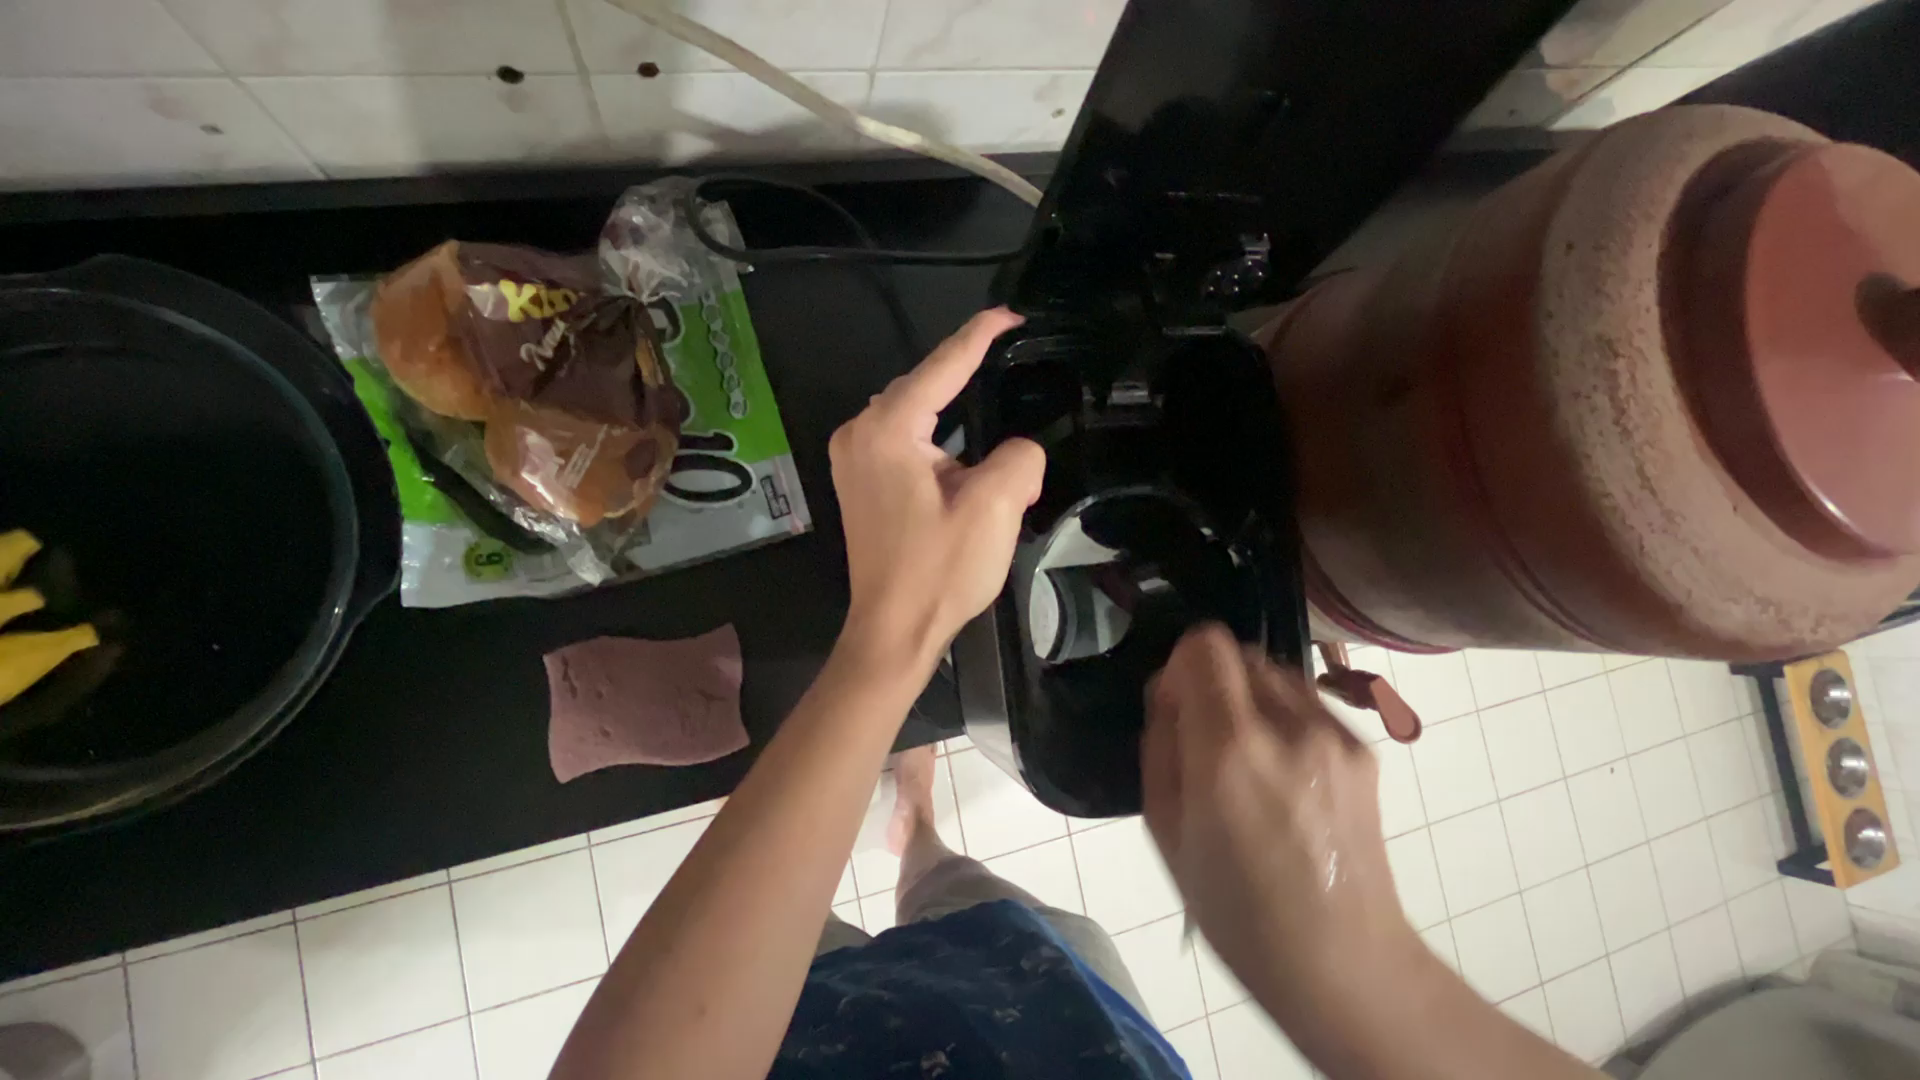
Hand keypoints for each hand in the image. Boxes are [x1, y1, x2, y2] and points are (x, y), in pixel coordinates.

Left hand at [831, 308, 1044, 669]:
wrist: (893, 629)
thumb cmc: (939, 571)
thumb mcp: (994, 507)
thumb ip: (1019, 457)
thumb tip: (1019, 448)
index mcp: (888, 429)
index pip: (943, 365)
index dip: (981, 335)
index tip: (1012, 315)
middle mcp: (860, 433)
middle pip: (921, 383)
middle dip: (965, 372)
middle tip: (1012, 359)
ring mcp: (853, 457)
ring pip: (910, 410)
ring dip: (949, 405)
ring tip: (992, 396)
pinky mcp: (858, 481)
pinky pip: (900, 436)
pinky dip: (933, 432)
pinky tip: (959, 442)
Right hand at [1142, 625, 1417, 1023]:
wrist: (1344, 961)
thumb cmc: (1237, 909)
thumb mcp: (1165, 830)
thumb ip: (1162, 744)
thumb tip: (1171, 695)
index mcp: (1231, 750)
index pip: (1205, 646)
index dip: (1180, 665)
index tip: (1175, 706)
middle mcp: (1290, 727)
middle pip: (1240, 652)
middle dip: (1213, 679)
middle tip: (1205, 736)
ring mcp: (1336, 735)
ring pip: (1276, 672)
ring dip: (1249, 695)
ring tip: (1248, 756)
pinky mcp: (1364, 749)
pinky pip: (1307, 703)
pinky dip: (1283, 717)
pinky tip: (1284, 774)